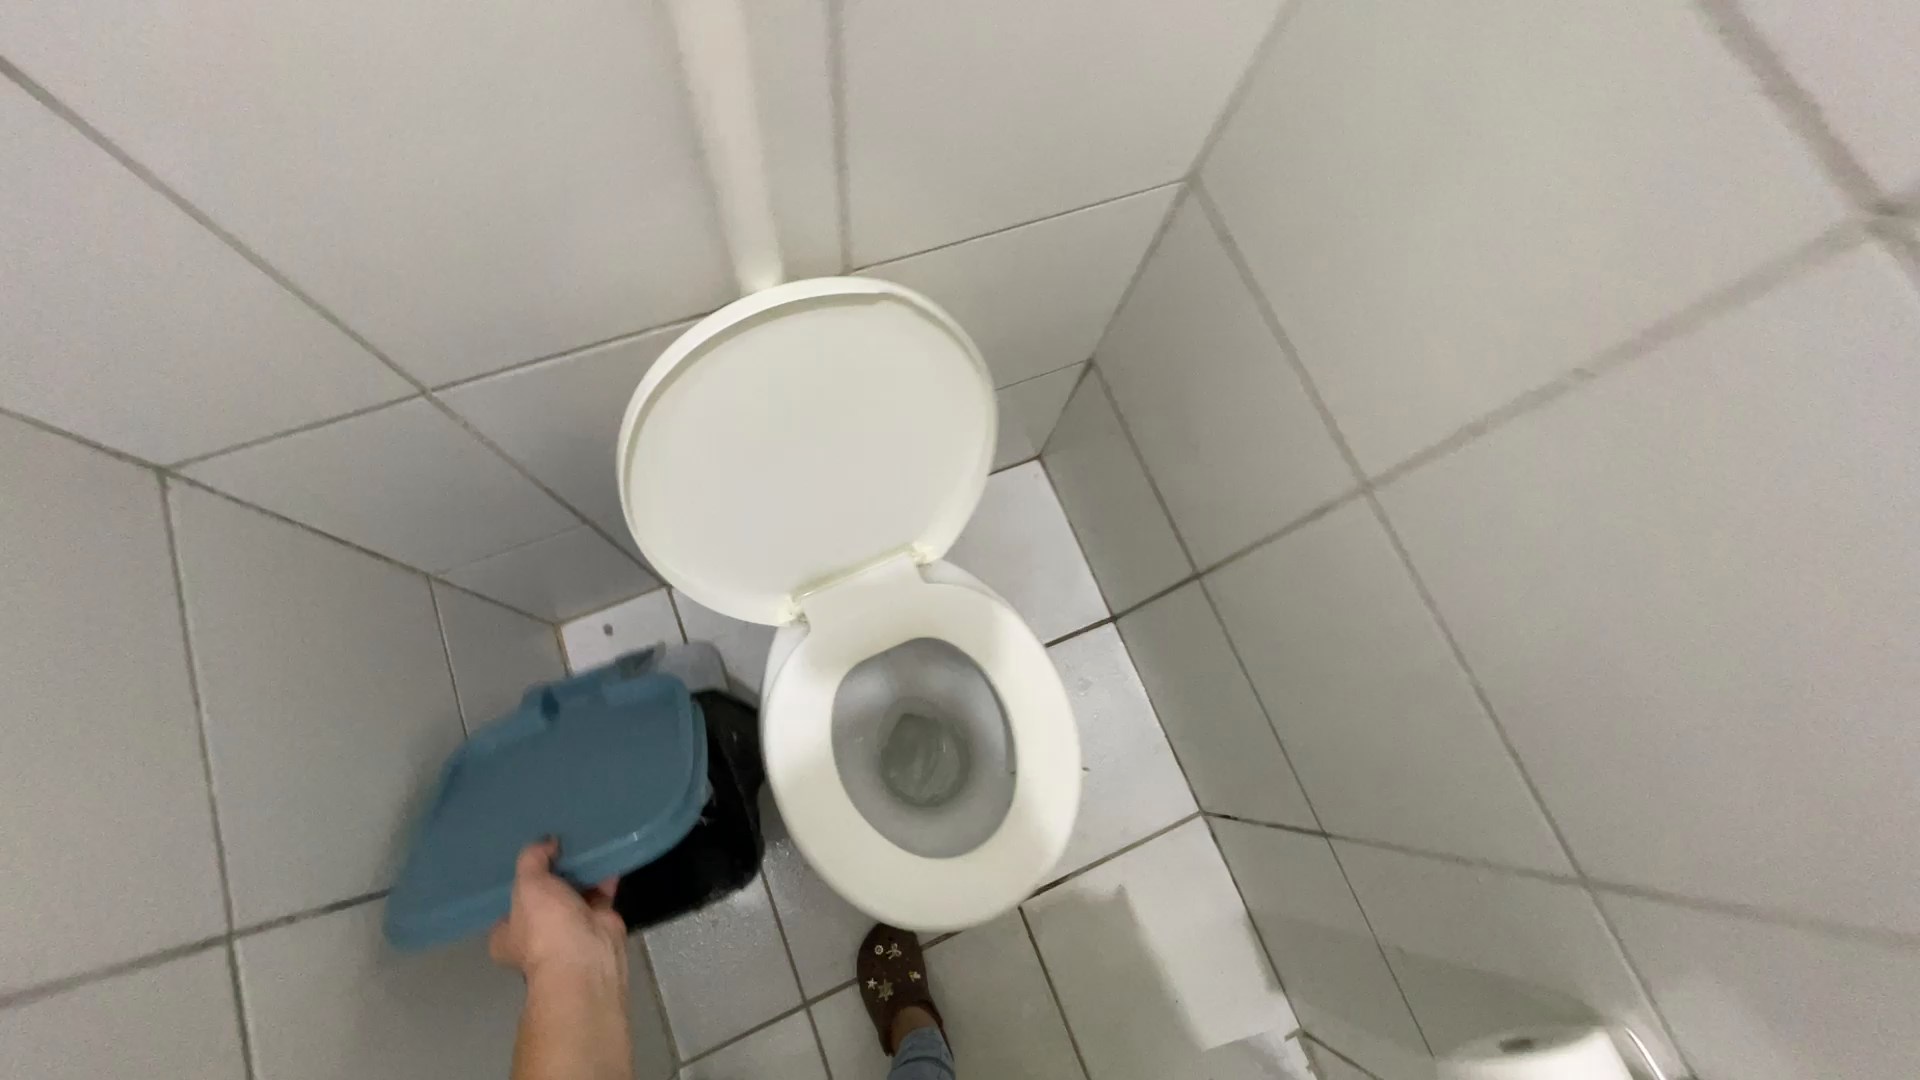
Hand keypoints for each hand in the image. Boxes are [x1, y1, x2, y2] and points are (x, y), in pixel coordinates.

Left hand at [489, 839, 628, 987]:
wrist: (585, 952)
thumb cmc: (544, 925)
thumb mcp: (528, 885)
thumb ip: (532, 859)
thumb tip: (546, 842)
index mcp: (507, 935)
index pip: (507, 903)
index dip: (517, 878)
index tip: (529, 854)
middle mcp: (536, 934)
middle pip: (544, 894)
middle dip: (554, 871)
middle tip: (559, 841)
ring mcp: (570, 928)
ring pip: (575, 891)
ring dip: (581, 870)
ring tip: (584, 838)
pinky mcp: (599, 920)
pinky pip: (602, 890)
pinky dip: (605, 873)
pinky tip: (607, 849)